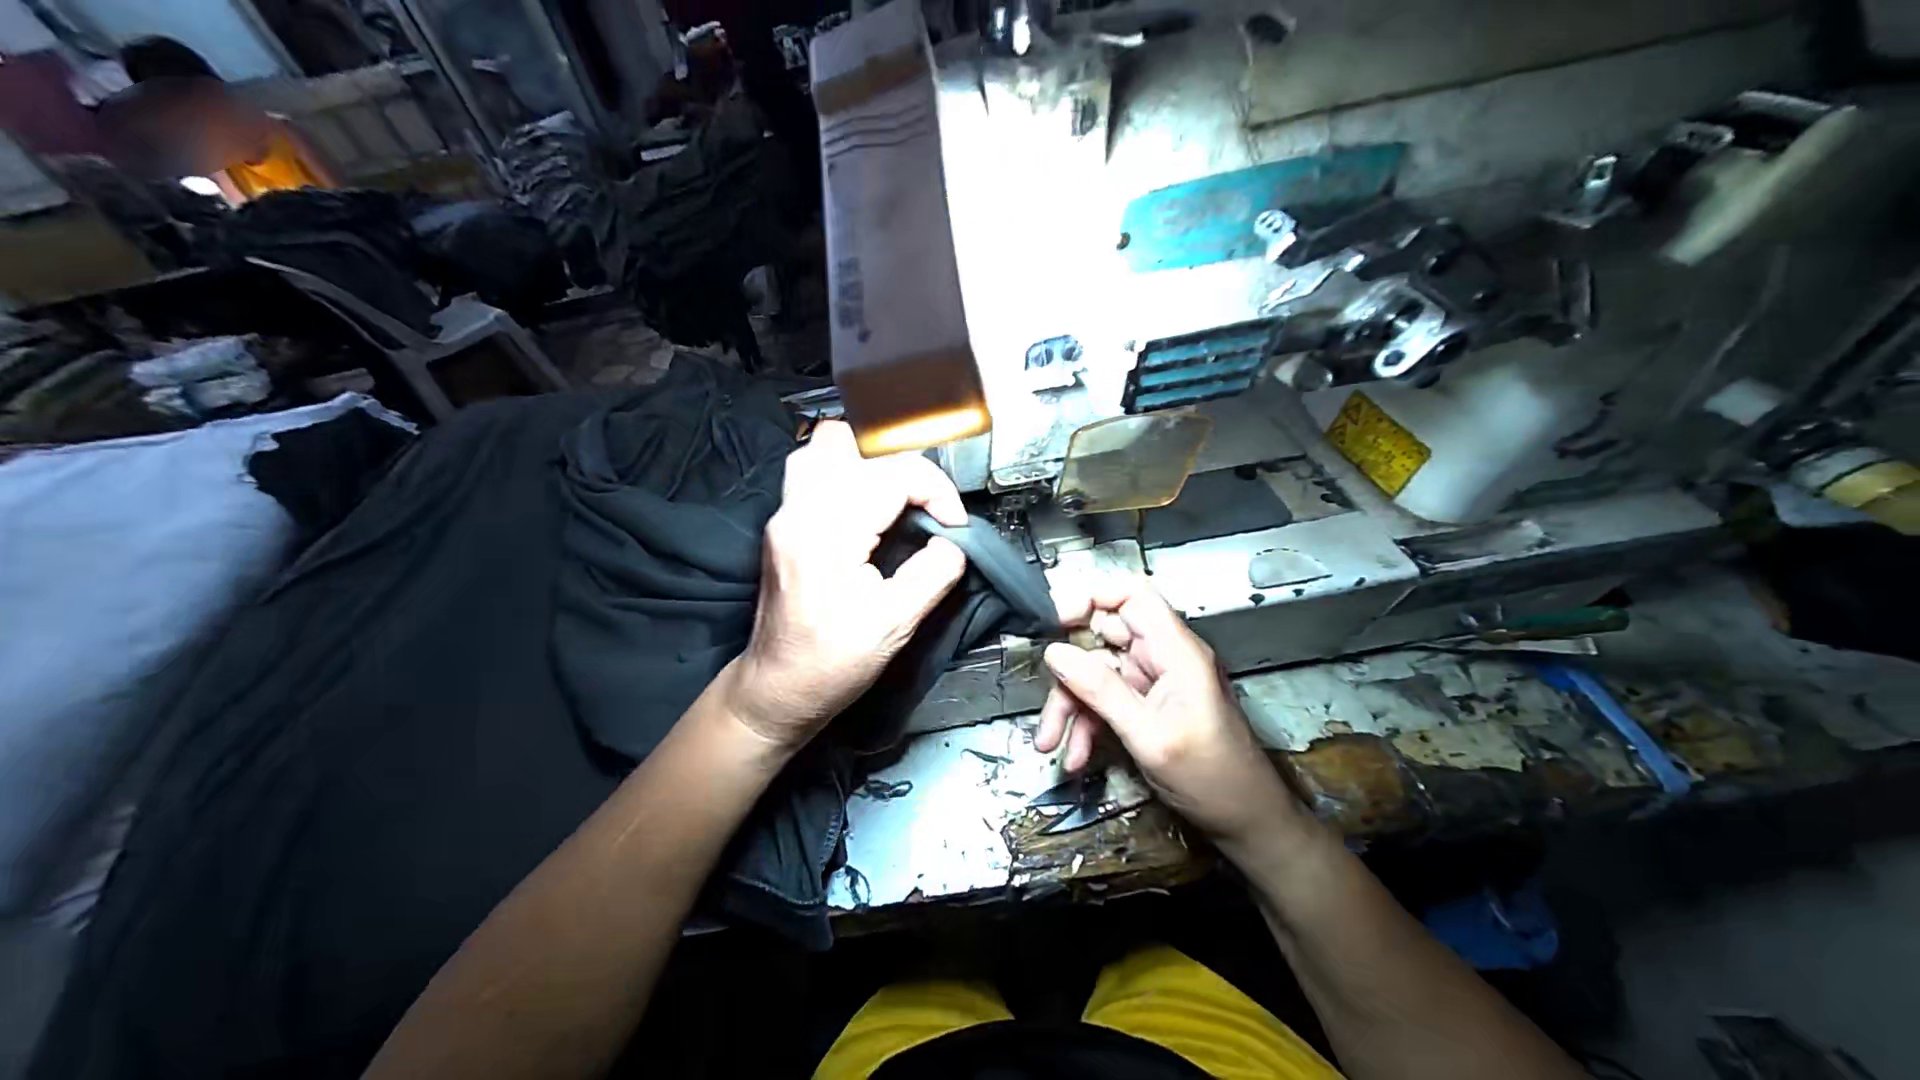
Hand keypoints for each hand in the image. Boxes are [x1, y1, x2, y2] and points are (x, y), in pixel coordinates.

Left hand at [724, 421, 968, 754]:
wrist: (776, 688)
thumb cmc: (832, 663)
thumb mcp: (896, 624)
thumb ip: (933, 573)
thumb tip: (953, 544)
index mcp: (828, 531)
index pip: (892, 473)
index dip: (936, 490)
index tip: (953, 524)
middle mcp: (799, 509)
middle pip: (849, 441)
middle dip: (900, 465)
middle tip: (923, 503)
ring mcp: (784, 513)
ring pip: (822, 448)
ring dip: (866, 461)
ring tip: (895, 497)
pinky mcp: (782, 524)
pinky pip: (813, 471)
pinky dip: (848, 474)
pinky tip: (868, 508)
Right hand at [1035, 575, 1303, 848]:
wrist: (1245, 822)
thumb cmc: (1213, 779)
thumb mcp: (1150, 736)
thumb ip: (1101, 691)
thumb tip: (1056, 653)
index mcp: (1176, 652)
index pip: (1134, 597)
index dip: (1094, 598)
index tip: (1058, 620)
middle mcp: (1163, 659)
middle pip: (1104, 639)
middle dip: (1069, 668)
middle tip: (1046, 689)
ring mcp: (1153, 683)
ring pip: (1096, 675)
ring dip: (1069, 706)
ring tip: (1051, 741)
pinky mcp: (1145, 707)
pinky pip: (1104, 702)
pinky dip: (1085, 725)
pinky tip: (1074, 754)